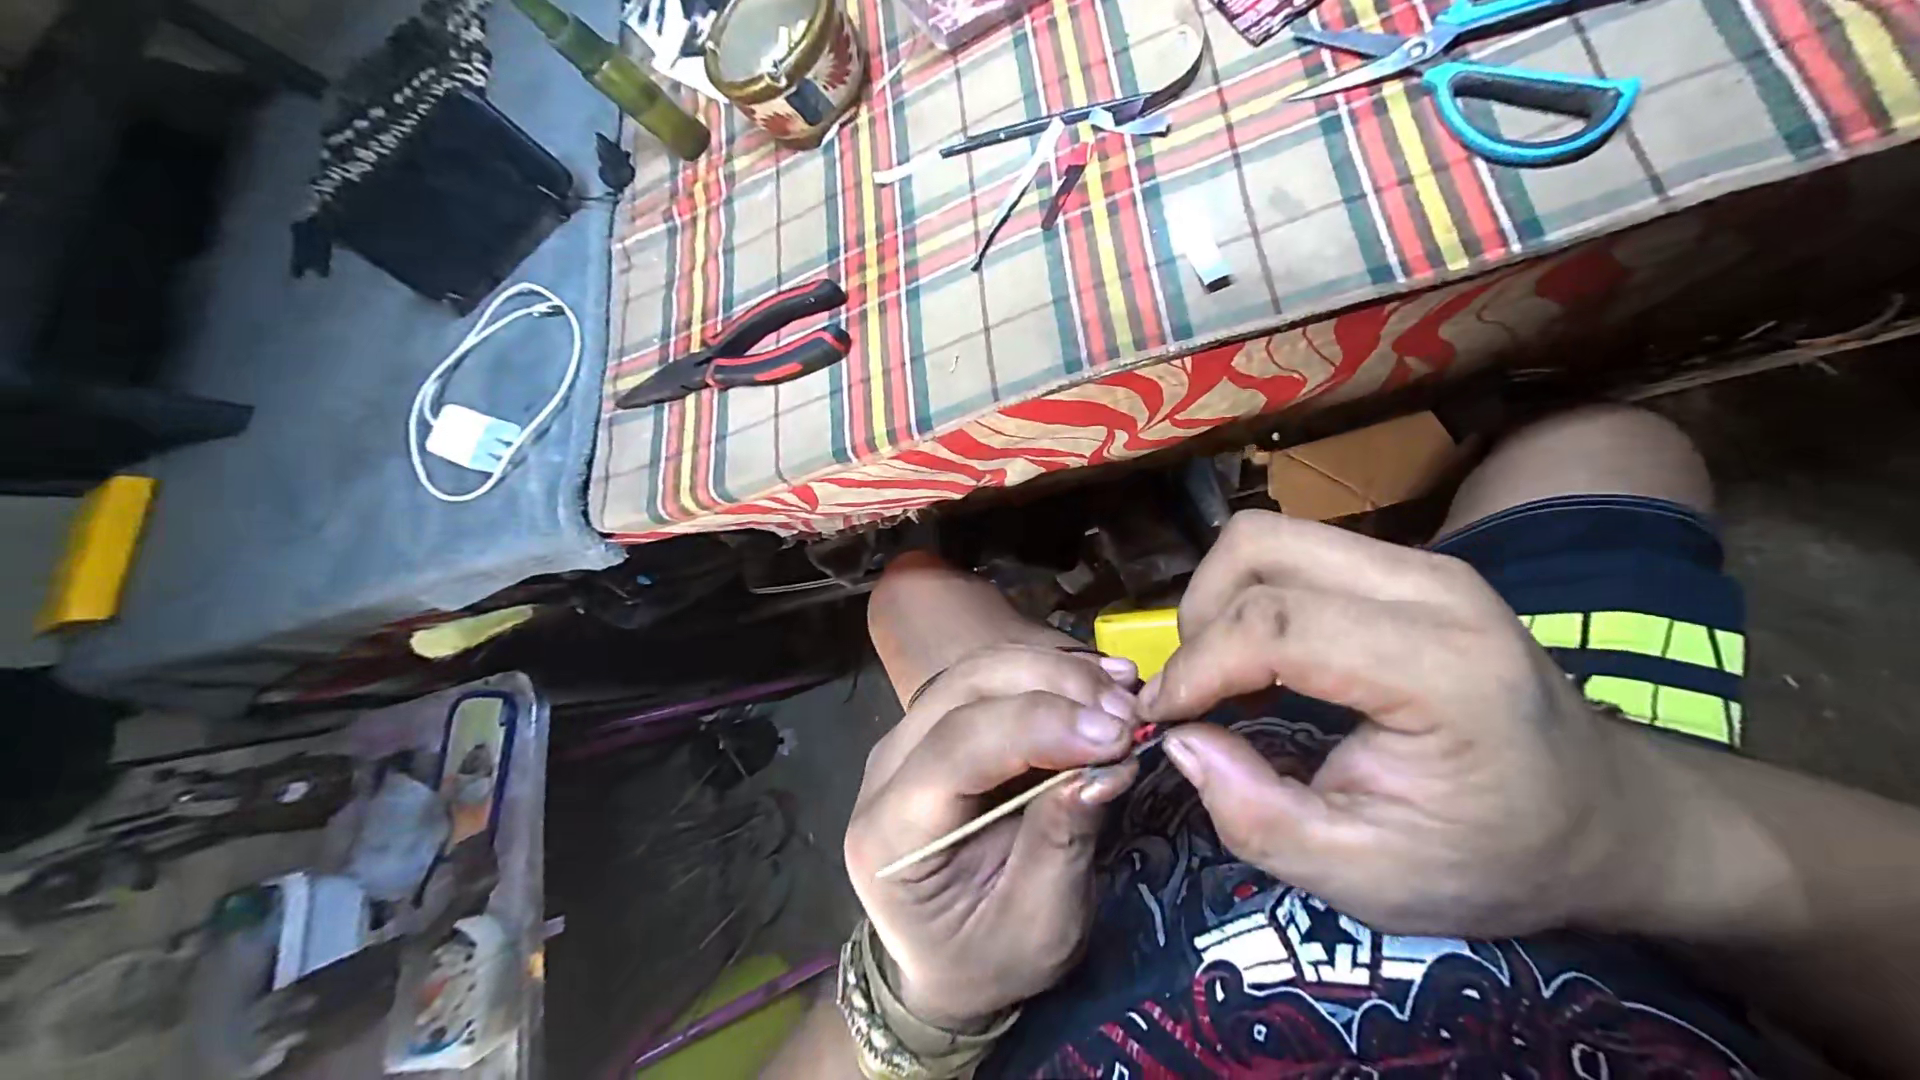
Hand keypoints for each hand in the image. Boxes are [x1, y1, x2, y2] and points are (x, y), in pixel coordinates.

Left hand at [843, 646, 1141, 1027]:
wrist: (945, 958)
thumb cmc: (985, 955)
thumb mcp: (1038, 926)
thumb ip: (1063, 841)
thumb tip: (1109, 763)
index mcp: (889, 830)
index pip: (957, 747)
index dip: (1037, 726)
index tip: (1116, 734)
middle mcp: (886, 767)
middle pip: (964, 689)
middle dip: (1053, 685)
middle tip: (1129, 710)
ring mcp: (909, 737)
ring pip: (979, 670)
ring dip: (1054, 670)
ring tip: (1123, 690)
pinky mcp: (939, 725)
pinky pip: (991, 678)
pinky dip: (1047, 672)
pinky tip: (1098, 679)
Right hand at [1141, 510, 1644, 937]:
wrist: (1609, 815)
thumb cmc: (1495, 856)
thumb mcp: (1369, 879)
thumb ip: (1258, 819)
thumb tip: (1179, 740)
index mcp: (1443, 671)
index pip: (1277, 624)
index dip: (1196, 665)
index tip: (1161, 717)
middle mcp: (1431, 588)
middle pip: (1258, 547)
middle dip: (1199, 616)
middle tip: (1197, 692)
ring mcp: (1419, 565)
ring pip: (1265, 538)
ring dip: (1218, 602)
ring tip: (1225, 675)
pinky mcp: (1400, 565)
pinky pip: (1289, 552)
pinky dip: (1247, 598)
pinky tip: (1261, 660)